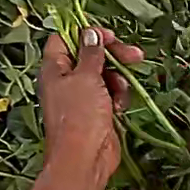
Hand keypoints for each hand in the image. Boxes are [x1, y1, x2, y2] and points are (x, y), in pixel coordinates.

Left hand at [38, 28, 143, 183]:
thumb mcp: (86, 77)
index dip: (87, 33)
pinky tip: (119, 107)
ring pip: (105, 74)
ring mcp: (82, 95)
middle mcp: (66, 80)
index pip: (66, 38)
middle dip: (113, 55)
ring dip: (119, 79)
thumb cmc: (79, 116)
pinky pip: (112, 93)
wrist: (86, 157)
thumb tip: (90, 32)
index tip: (108, 36)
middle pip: (91, 55)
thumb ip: (91, 53)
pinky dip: (119, 96)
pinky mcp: (97, 110)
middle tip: (134, 56)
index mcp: (55, 68)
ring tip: (121, 91)